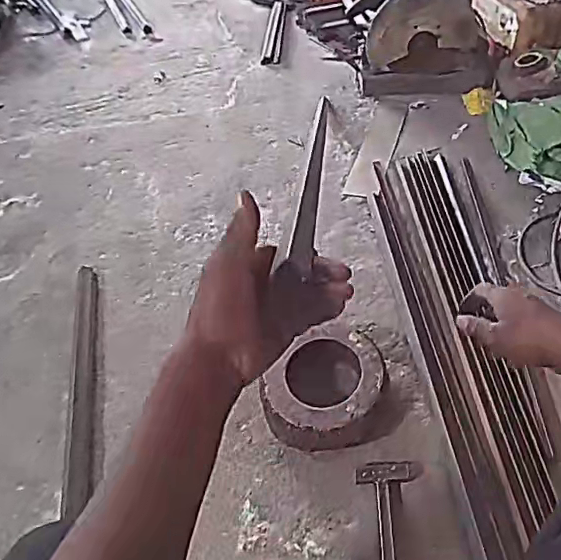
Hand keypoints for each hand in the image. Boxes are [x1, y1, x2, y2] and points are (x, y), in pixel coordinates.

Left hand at [185, 191, 352, 385]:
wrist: (218, 360)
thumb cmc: (216, 313)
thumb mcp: (229, 263)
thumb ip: (242, 231)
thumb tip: (245, 199)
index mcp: (247, 265)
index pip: (285, 251)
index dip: (306, 250)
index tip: (321, 254)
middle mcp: (262, 285)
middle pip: (302, 272)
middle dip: (324, 272)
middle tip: (342, 274)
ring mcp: (273, 308)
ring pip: (309, 293)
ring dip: (329, 290)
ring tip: (344, 291)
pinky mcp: (283, 328)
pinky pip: (310, 314)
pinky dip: (326, 309)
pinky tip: (338, 305)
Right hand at [455, 283, 560, 369]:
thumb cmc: (532, 340)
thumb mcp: (496, 338)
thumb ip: (477, 328)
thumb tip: (461, 320)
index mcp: (503, 296)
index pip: (481, 289)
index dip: (470, 299)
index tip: (464, 310)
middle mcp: (520, 295)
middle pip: (498, 298)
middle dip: (488, 312)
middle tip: (479, 326)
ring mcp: (537, 305)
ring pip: (514, 309)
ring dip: (505, 321)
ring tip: (499, 339)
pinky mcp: (549, 318)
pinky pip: (529, 320)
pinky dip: (520, 329)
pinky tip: (521, 346)